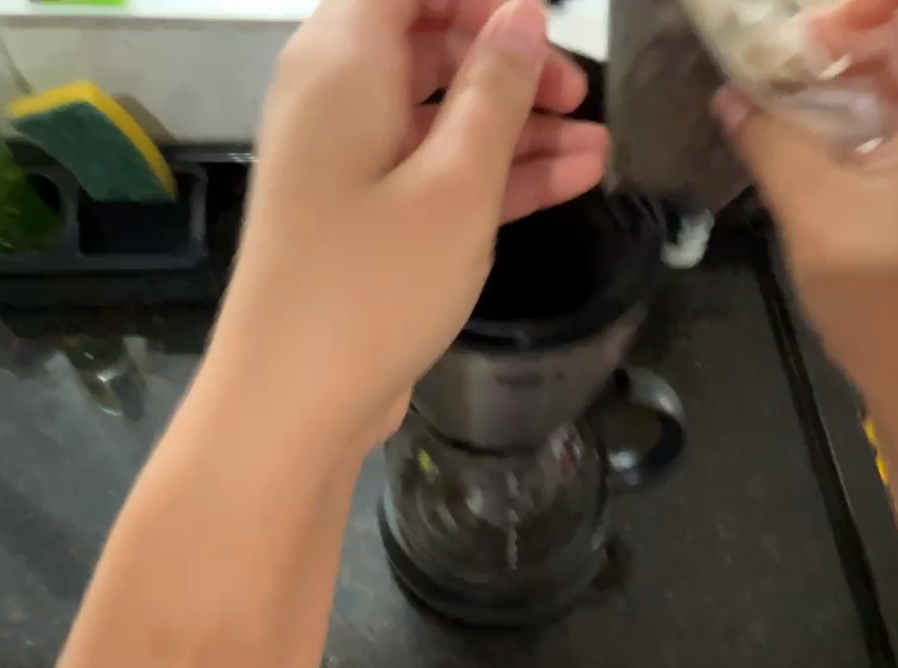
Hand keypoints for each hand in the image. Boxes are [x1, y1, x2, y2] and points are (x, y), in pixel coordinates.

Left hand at [212, 0, 608, 453]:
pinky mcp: (369, 225)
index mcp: (343, 59)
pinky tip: (568, 183)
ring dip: (519, 132)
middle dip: (510, 62)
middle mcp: (338, 99)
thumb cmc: (374, 283)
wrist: (297, 398)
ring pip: (443, 122)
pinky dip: (494, 179)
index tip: (545, 20)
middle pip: (431, 47)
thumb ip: (495, 93)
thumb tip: (523, 15)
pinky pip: (436, 178)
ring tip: (599, 148)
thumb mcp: (454, 185)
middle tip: (579, 95)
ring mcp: (353, 168)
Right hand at [714, 0, 897, 365]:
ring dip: (860, 58)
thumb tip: (727, 96)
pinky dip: (865, 97)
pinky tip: (812, 122)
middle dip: (869, 17)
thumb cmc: (881, 289)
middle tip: (799, 48)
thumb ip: (771, 142)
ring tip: (793, 82)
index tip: (838, 13)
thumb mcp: (816, 210)